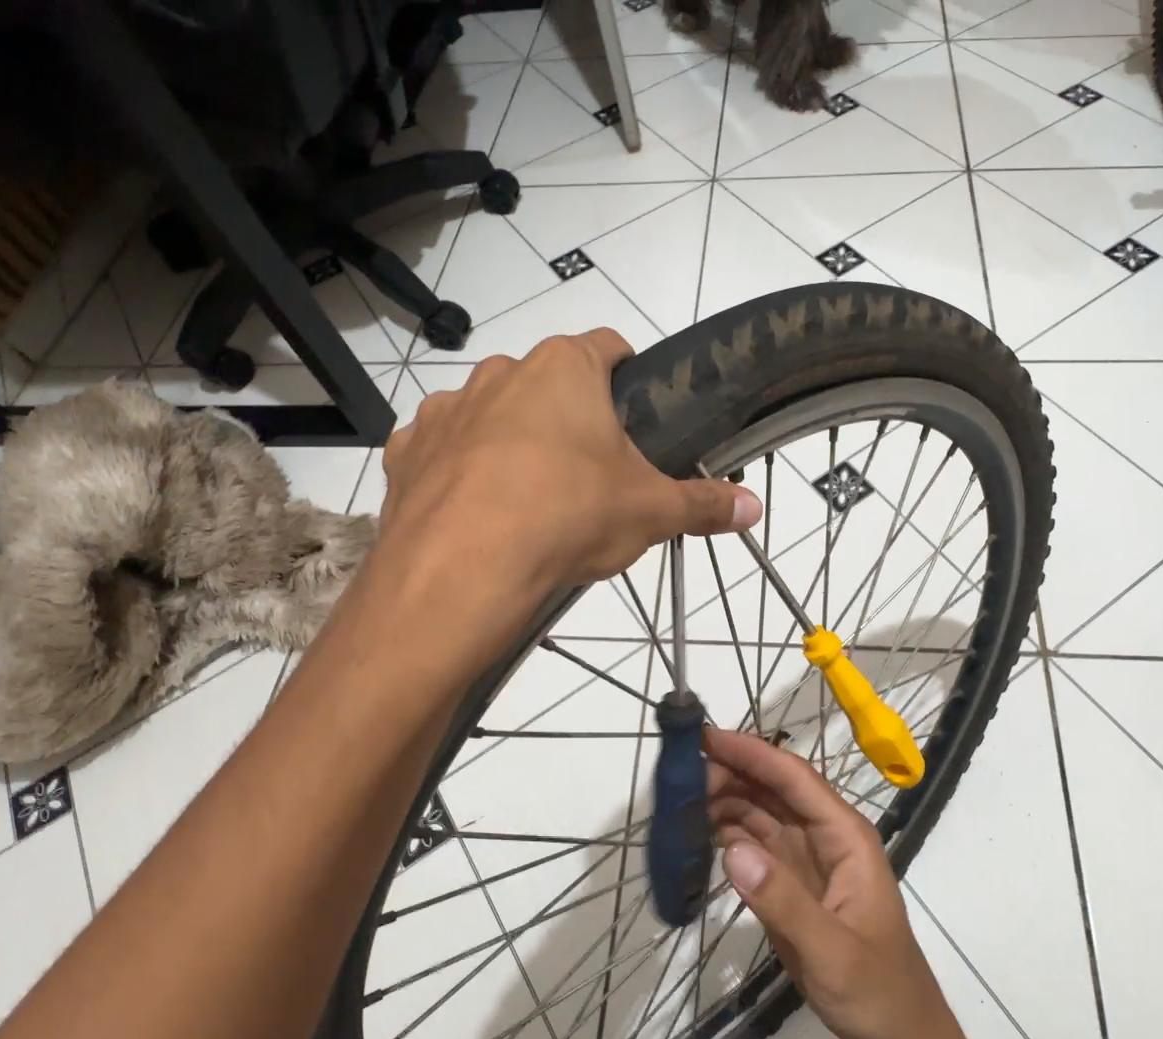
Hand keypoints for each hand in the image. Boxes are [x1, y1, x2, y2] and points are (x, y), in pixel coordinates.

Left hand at [378, 329, 760, 590]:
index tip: (636, 413)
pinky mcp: (408, 451)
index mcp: (564, 368)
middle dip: (569, 416)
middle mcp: (501, 373)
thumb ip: (704, 504)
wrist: (462, 569)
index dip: (628, 374)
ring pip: (492, 413)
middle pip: (547, 382)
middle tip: (590, 472)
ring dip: (512, 440)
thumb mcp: (651, 512)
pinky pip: (444, 450)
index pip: (608, 345)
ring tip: (530, 497)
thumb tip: (754, 508)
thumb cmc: (569, 516)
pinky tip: (478, 511)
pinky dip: (461, 470)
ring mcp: (447, 409)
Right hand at [703, 728, 978, 1038]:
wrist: (897, 1033)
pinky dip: (726, 833)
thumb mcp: (831, 950)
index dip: (752, 753)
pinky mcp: (789, 884)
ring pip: (760, 813)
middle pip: (773, 789)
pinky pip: (754, 845)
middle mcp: (825, 837)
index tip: (706, 736)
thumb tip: (731, 848)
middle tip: (679, 777)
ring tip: (679, 801)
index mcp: (846, 837)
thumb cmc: (875, 987)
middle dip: (730, 774)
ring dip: (724, 800)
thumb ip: (783, 901)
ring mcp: (806, 859)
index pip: (794, 779)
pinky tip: (698, 832)